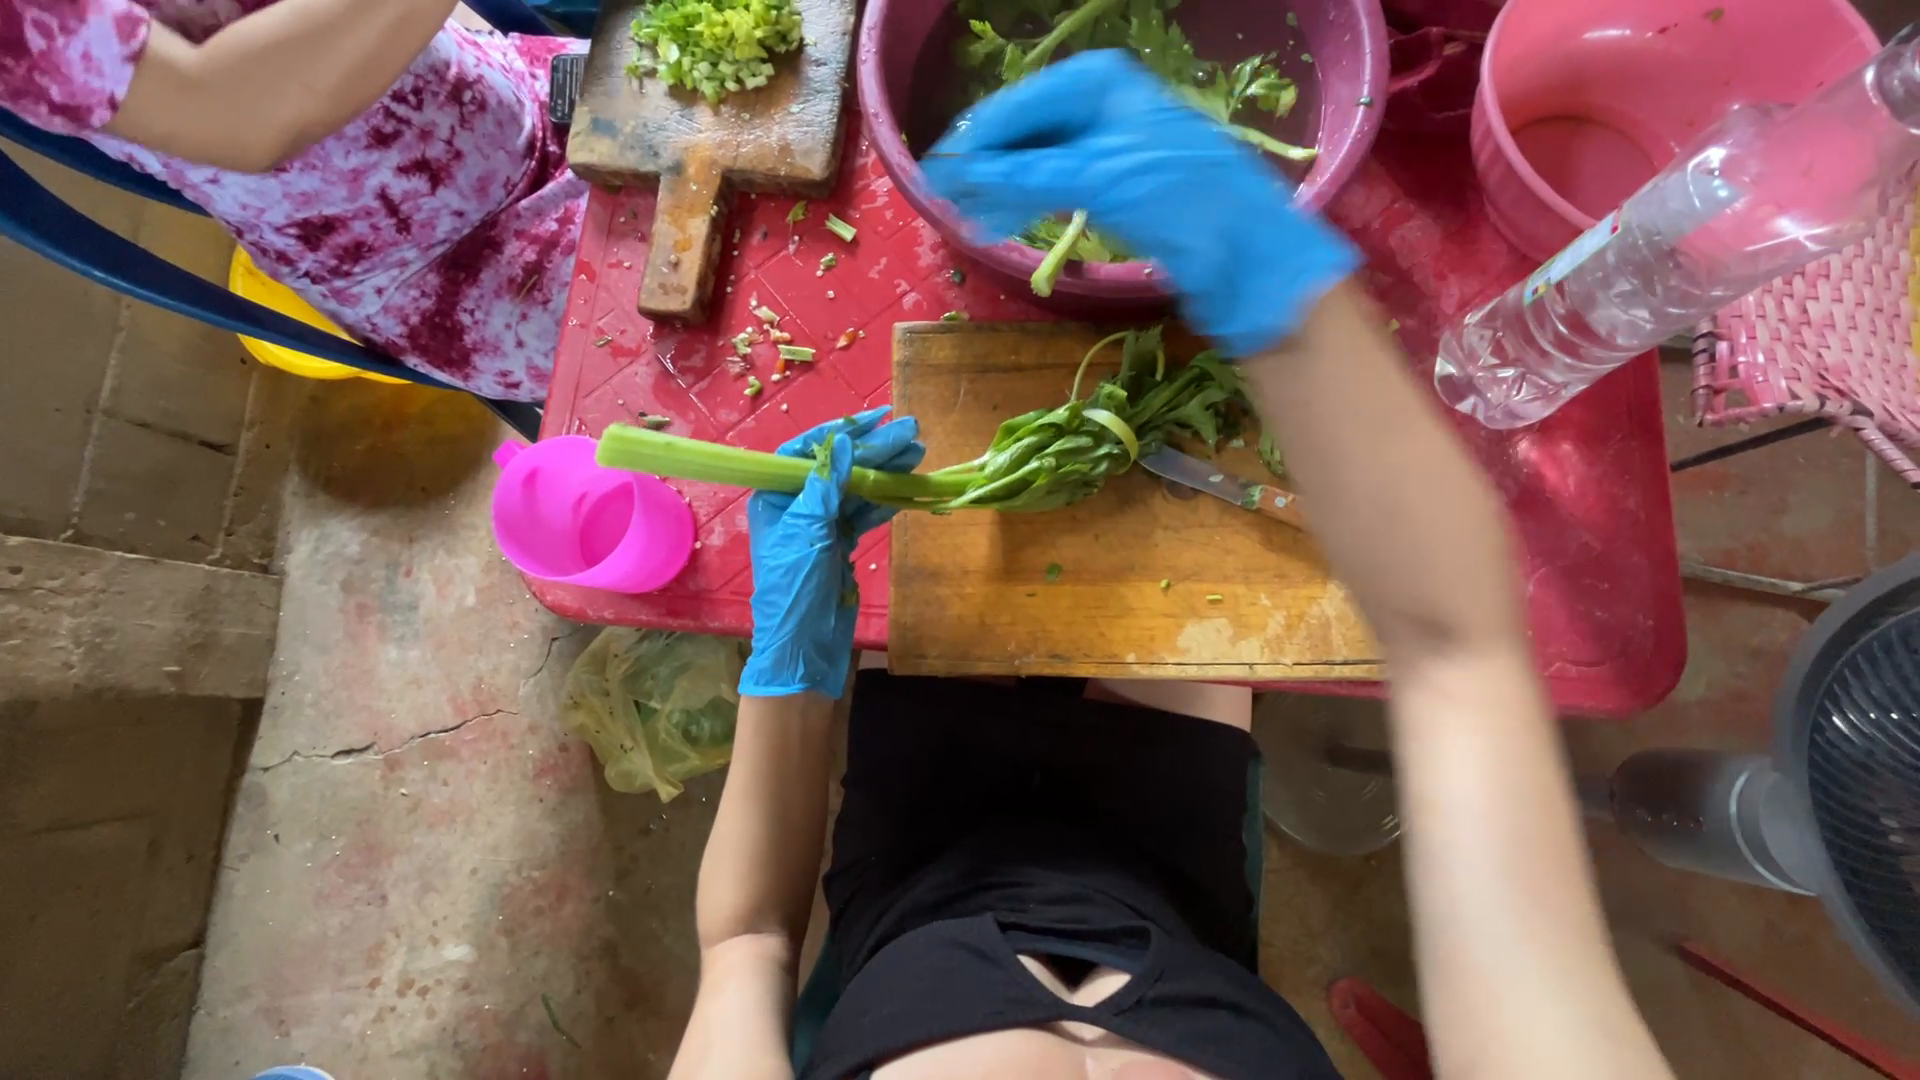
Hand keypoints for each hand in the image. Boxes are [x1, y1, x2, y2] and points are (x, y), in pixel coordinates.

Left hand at [738, 408, 924, 697]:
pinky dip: (885, 502)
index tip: (878, 419)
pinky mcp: (840, 544)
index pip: (807, 451)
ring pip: (856, 490)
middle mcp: (797, 506)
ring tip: (919, 455)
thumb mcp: (808, 532)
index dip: (842, 431)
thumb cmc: (795, 589)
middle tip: (913, 433)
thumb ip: (826, 486)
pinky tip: (907, 488)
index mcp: (776, 497)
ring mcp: (820, 526)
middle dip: (874, 450)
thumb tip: (845, 443)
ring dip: (886, 473)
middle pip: (838, 467)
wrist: (803, 649)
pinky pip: (864, 514)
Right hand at [921, 50, 1360, 357]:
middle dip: (985, 169)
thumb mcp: (1098, 177)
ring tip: (966, 222)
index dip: (974, 142)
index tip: (934, 175)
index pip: (1017, 107)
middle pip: (1024, 135)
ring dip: (1001, 193)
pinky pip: (1055, 191)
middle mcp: (1100, 107)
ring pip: (1037, 166)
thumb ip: (1026, 173)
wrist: (1245, 251)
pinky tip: (1002, 224)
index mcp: (1098, 83)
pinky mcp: (1115, 190)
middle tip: (946, 205)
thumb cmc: (1179, 197)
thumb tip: (960, 172)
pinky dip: (1028, 207)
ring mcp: (1108, 149)